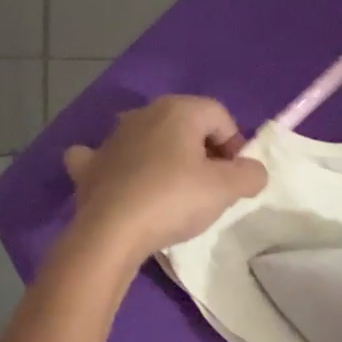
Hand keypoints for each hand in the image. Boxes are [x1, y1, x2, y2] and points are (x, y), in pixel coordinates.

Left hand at [62, 96, 266, 259]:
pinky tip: (121, 181)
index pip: (220, 116)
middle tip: (210, 187)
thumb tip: (253, 170)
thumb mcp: (225, 189)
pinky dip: (116, 165)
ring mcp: (111, 139)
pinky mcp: (89, 166)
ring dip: (162, 156)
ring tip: (172, 190)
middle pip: (184, 125)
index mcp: (178, 110)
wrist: (111, 232)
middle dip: (202, 150)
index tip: (236, 178)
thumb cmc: (173, 200)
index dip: (235, 145)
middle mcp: (142, 114)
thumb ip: (249, 174)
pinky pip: (106, 157)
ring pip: (147, 138)